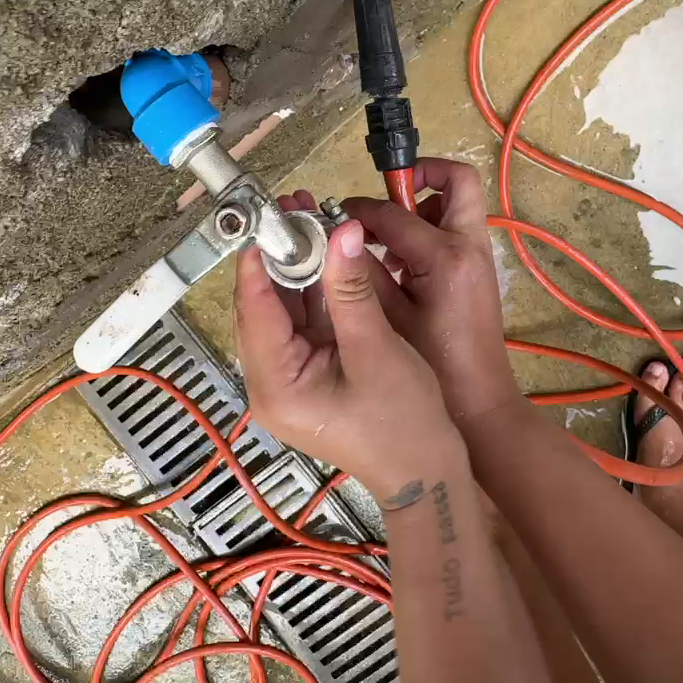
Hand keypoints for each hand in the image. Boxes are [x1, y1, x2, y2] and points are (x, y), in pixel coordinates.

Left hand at [231, 212, 465, 501]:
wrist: (427, 473)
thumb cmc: (404, 422)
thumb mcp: (376, 349)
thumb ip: (351, 289)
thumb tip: (342, 230)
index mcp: (275, 385)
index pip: (255, 310)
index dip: (261, 259)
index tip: (274, 217)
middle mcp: (270, 382)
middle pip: (264, 307)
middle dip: (281, 257)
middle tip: (296, 208)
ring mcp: (289, 379)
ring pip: (284, 311)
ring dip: (298, 268)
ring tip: (310, 221)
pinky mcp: (309, 375)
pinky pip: (304, 324)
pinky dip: (315, 291)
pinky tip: (326, 256)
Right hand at [340, 159, 522, 427]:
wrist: (480, 404)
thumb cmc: (432, 368)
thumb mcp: (387, 321)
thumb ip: (361, 275)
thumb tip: (336, 239)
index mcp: (446, 258)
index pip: (394, 213)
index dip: (358, 212)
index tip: (332, 219)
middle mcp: (470, 246)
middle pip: (455, 179)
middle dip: (416, 177)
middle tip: (380, 201)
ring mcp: (478, 255)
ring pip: (455, 201)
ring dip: (419, 205)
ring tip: (383, 237)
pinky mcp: (476, 268)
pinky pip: (452, 228)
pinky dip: (425, 229)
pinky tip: (396, 261)